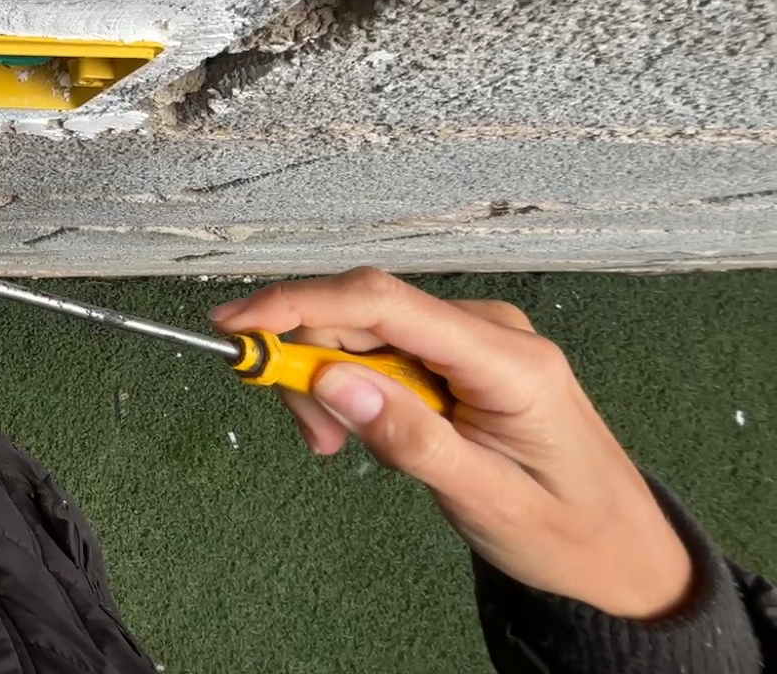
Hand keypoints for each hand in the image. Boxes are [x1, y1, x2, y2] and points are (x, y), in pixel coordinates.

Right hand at [213, 268, 693, 619]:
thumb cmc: (569, 534)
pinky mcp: (444, 346)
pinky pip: (364, 346)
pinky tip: (359, 425)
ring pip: (349, 330)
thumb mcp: (490, 502)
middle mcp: (481, 327)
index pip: (379, 303)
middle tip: (312, 435)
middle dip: (308, 367)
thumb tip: (330, 381)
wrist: (620, 551)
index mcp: (507, 359)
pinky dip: (342, 385)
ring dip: (324, 383)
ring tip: (335, 442)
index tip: (233, 326)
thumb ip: (412, 439)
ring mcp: (462, 333)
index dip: (296, 303)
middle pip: (353, 315)